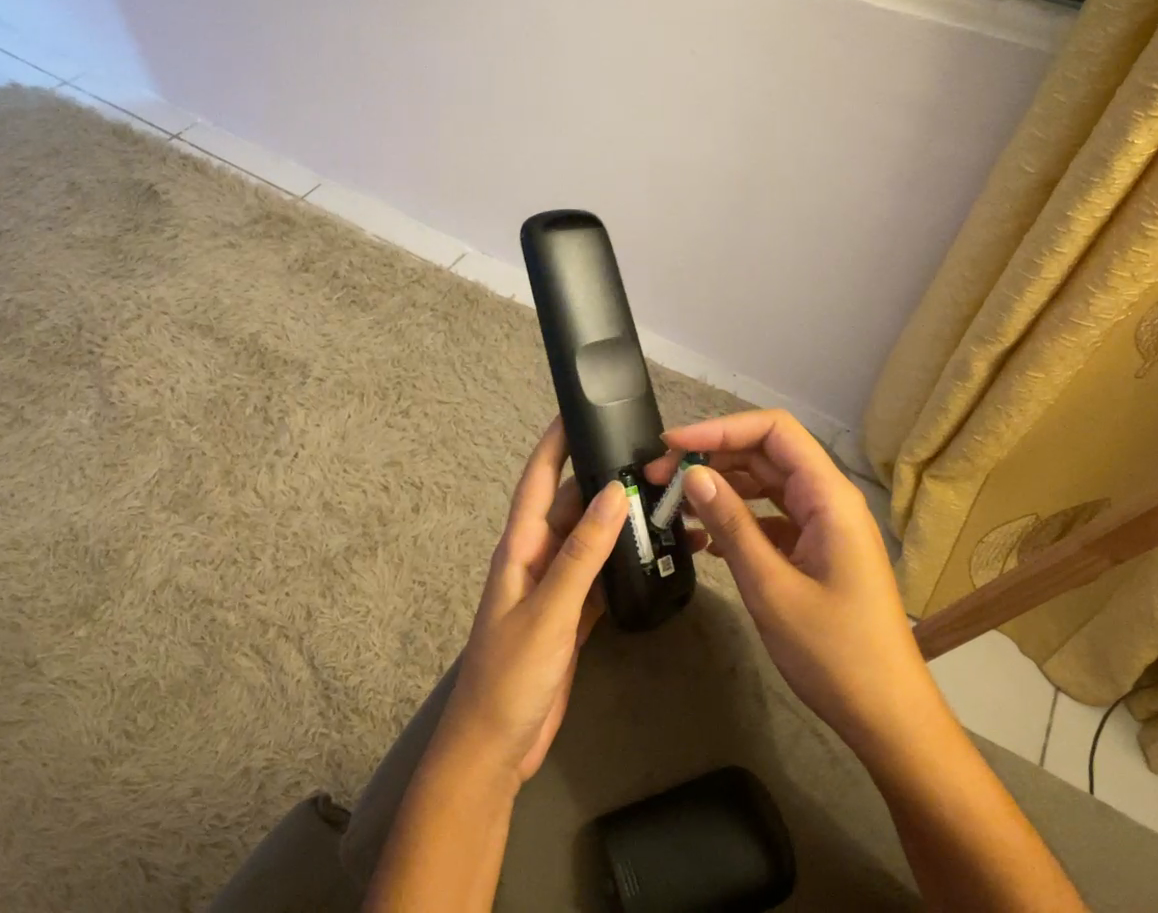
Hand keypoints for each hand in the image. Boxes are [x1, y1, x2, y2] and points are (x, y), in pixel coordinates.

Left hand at [437, 418, 626, 784]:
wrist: (497, 747)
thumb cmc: (511, 675)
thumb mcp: (549, 610)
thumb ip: (582, 553)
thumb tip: (614, 492)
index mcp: (520, 550)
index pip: (539, 483)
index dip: (554, 445)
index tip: (578, 410)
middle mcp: (537, 561)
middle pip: (572, 508)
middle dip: (601, 479)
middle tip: (647, 456)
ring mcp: (555, 591)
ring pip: (590, 543)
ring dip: (618, 522)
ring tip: (661, 499)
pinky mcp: (572, 618)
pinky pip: (600, 579)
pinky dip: (623, 565)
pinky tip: (652, 555)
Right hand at [645, 409, 924, 758]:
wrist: (886, 713)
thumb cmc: (833, 652)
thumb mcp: (771, 587)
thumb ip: (732, 525)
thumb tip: (692, 475)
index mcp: (829, 498)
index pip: (774, 431)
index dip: (720, 428)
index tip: (671, 445)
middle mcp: (830, 502)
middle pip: (767, 455)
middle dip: (712, 458)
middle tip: (659, 478)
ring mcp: (825, 528)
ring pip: (767, 487)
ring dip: (721, 490)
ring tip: (673, 505)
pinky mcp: (817, 553)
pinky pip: (772, 520)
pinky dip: (738, 522)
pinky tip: (705, 541)